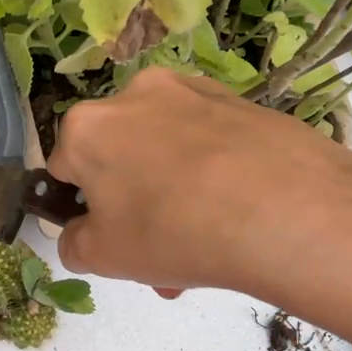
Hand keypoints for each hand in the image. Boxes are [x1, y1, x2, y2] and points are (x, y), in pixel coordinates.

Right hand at [49, 66, 351, 302]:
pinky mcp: (243, 102)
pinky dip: (211, 176)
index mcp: (86, 126)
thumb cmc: (172, 232)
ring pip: (165, 152)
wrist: (289, 212)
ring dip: (171, 196)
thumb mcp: (102, 258)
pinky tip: (235, 218)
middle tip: (156, 253)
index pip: (62, 169)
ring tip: (201, 249)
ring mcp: (193, 92)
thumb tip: (80, 234)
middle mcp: (134, 94)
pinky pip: (208, 144)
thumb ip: (73, 245)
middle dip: (131, 204)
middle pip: (119, 157)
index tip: (106, 236)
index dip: (79, 207)